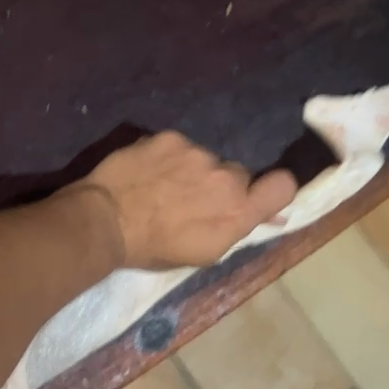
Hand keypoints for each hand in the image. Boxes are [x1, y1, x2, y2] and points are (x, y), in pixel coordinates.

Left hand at [69, 131, 297, 270]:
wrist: (105, 220)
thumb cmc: (154, 247)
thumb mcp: (204, 251)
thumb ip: (239, 228)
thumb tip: (274, 216)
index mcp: (238, 211)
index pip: (284, 186)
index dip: (275, 188)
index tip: (258, 194)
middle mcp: (224, 177)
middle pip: (237, 173)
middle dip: (220, 184)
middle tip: (190, 198)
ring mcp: (197, 153)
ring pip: (204, 158)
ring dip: (190, 169)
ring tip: (162, 185)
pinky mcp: (169, 137)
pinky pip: (177, 146)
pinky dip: (166, 156)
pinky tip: (147, 170)